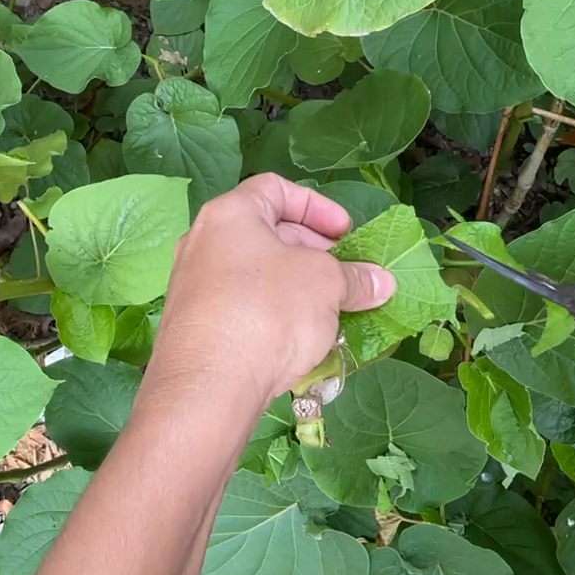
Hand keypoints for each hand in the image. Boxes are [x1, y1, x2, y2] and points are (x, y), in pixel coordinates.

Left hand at [148, 174, 395, 410]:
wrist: (208, 385)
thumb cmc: (267, 311)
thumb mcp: (326, 284)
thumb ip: (354, 277)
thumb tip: (381, 282)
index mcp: (229, 214)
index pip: (276, 188)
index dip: (317, 206)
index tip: (344, 233)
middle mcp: (203, 242)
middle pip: (265, 231)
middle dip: (312, 249)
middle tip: (343, 272)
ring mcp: (193, 285)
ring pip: (254, 272)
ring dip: (296, 285)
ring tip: (328, 309)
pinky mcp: (194, 325)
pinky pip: (241, 305)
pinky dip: (272, 311)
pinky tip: (298, 338)